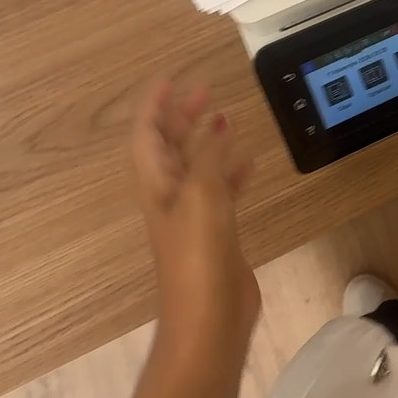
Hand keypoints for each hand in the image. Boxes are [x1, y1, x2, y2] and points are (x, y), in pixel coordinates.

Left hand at [130, 80, 259, 353]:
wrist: (209, 318)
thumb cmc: (198, 254)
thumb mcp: (202, 195)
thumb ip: (208, 156)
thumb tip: (215, 122)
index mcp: (158, 185)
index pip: (148, 135)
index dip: (155, 106)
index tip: (170, 78)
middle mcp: (171, 196)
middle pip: (172, 147)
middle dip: (184, 117)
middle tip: (205, 90)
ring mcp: (194, 216)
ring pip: (198, 166)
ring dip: (208, 140)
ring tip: (227, 116)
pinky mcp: (217, 232)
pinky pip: (222, 190)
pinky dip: (232, 171)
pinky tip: (248, 161)